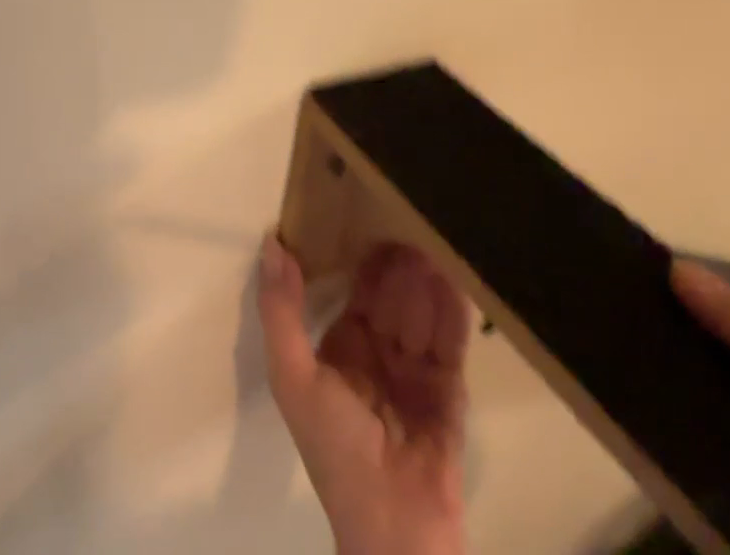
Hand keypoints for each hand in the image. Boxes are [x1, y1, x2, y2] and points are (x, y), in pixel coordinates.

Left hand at [258, 237, 469, 554]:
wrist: (395, 517)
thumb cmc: (335, 444)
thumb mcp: (294, 376)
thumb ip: (282, 310)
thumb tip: (271, 244)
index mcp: (339, 351)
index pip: (352, 294)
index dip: (359, 260)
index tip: (365, 214)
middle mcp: (378, 354)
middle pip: (392, 298)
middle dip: (398, 263)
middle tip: (408, 216)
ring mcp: (416, 369)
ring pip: (422, 312)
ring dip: (427, 278)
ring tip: (433, 236)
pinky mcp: (451, 384)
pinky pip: (452, 339)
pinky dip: (454, 308)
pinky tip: (458, 275)